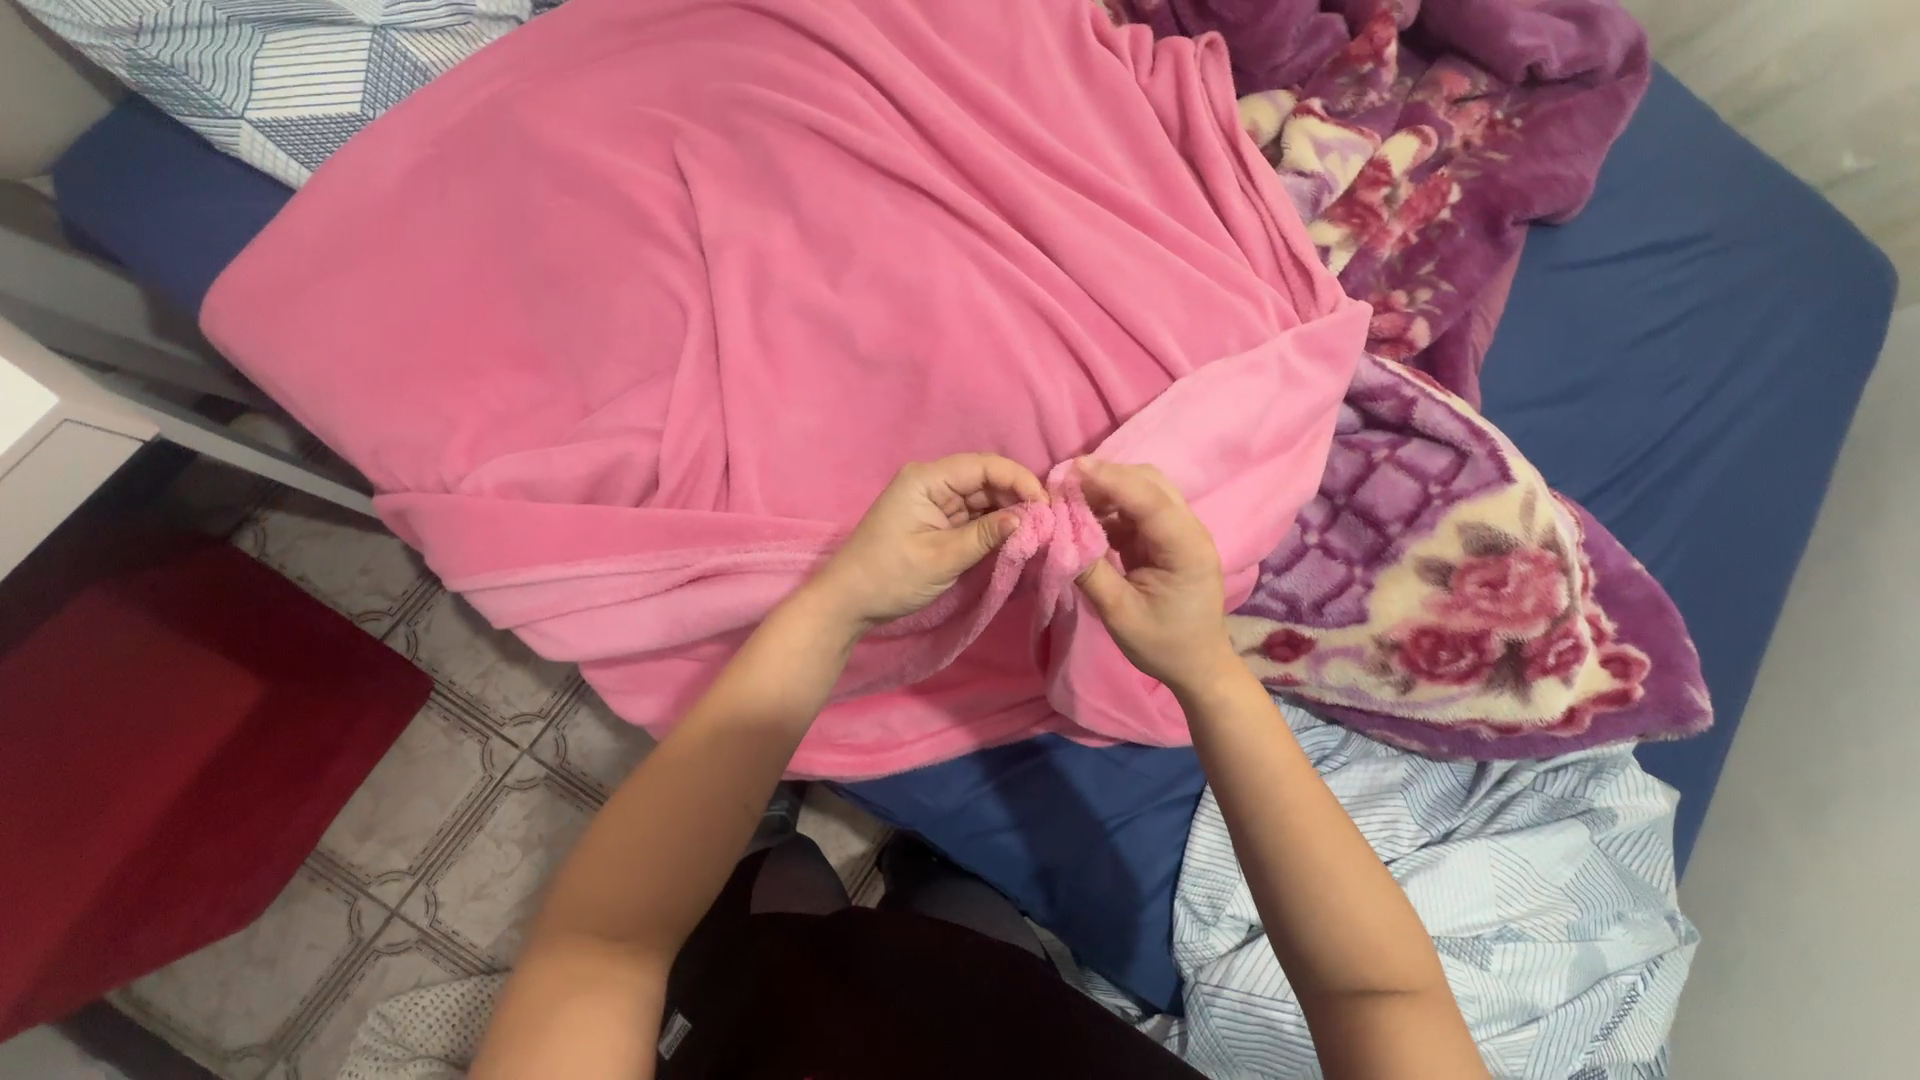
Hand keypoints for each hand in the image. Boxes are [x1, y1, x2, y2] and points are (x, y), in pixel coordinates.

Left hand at [802, 453, 1046, 634]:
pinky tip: (1014, 536)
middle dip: (1017, 497)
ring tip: (1036, 531)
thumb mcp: (942, 558)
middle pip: (985, 479)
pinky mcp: (935, 521)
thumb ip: (986, 535)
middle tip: (1047, 523)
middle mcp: (931, 483)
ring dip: (1008, 512)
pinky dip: (992, 525)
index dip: (1018, 480)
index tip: (1046, 505)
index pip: (983, 465)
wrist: (848, 602)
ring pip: (981, 498)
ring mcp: (933, 502)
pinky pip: (971, 516)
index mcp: (926, 479)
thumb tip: (1027, 519)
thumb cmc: (889, 576)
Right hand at [1073, 459, 1237, 695]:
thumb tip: (1056, 537)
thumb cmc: (1163, 644)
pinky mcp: (1165, 538)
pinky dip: (1109, 507)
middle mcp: (1189, 531)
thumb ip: (1089, 572)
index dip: (1112, 480)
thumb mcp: (1119, 613)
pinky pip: (1136, 509)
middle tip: (1063, 484)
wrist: (1196, 665)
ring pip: (1143, 491)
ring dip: (1106, 489)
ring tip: (1067, 498)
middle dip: (1106, 477)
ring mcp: (1179, 531)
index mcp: (1187, 549)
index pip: (1150, 501)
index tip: (1074, 469)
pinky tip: (1084, 516)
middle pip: (1149, 484)